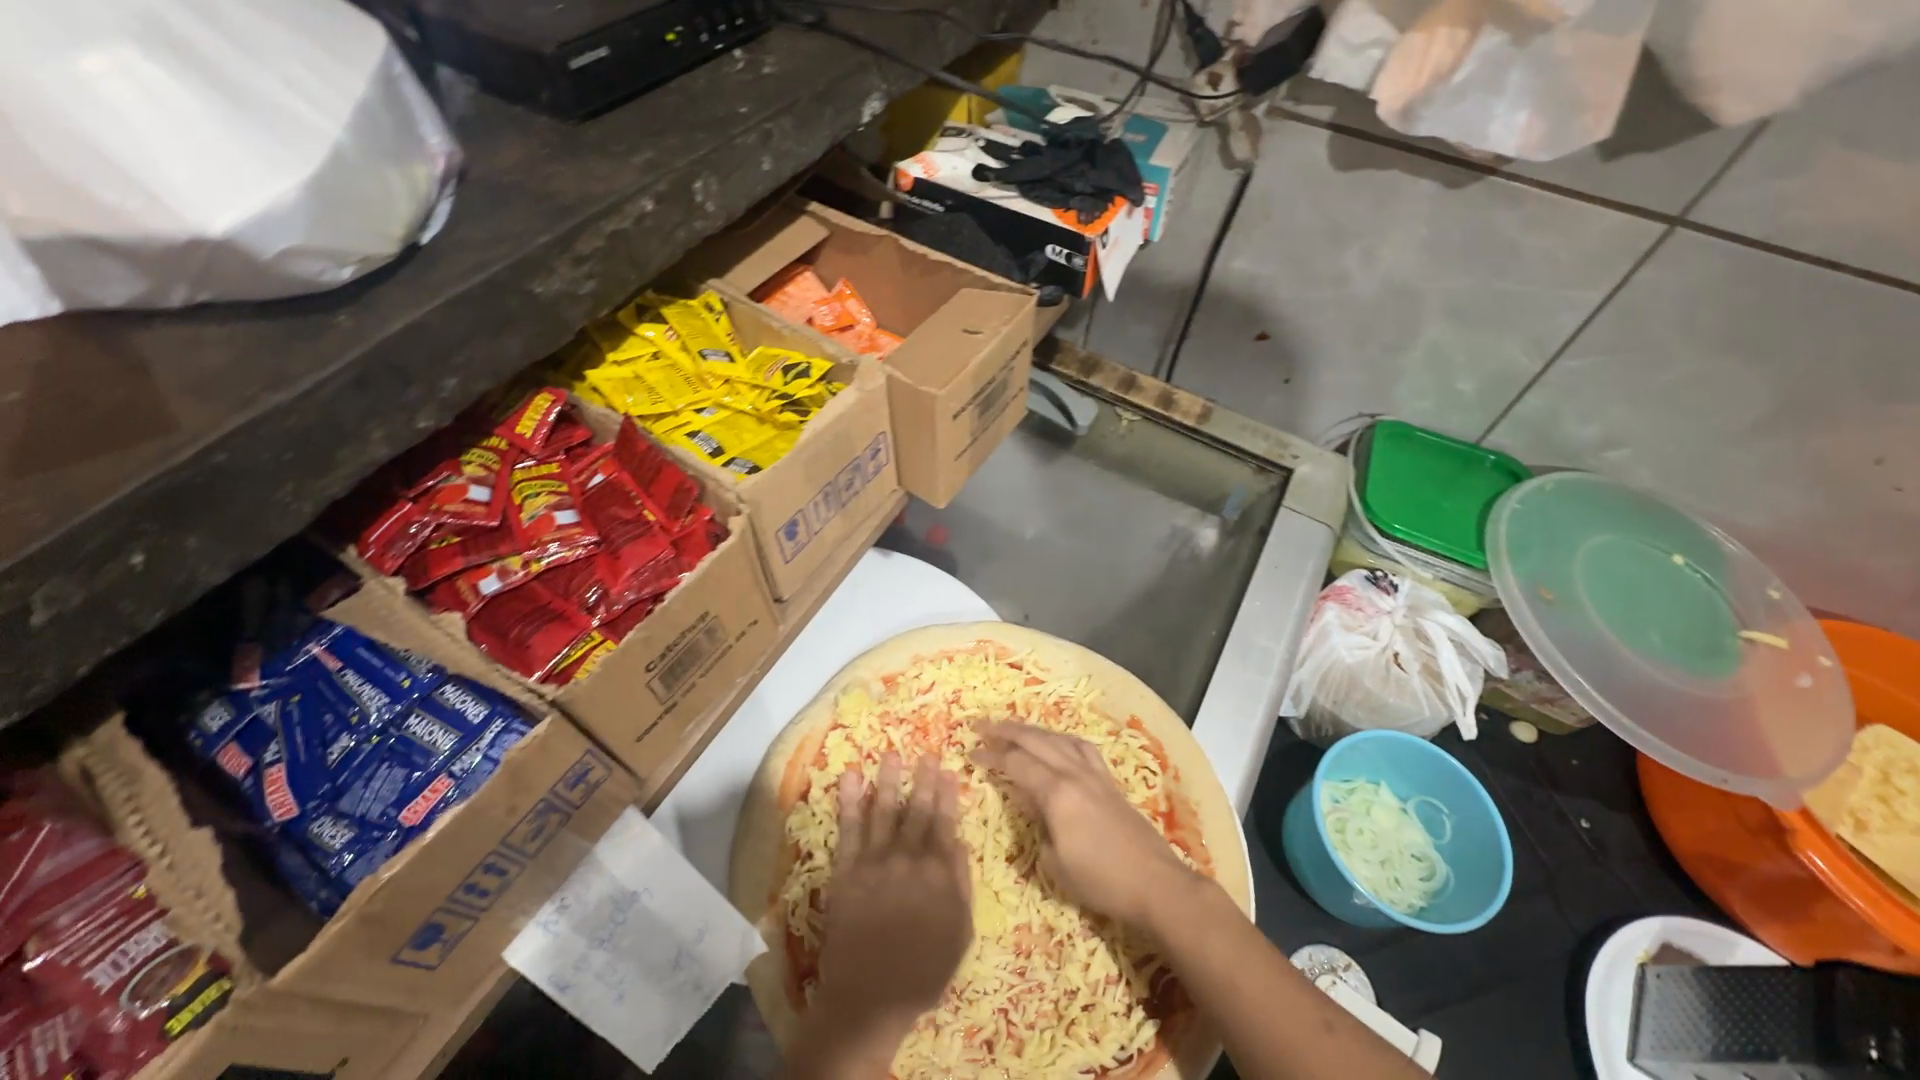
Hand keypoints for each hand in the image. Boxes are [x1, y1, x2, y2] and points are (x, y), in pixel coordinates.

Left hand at [812, 753, 972, 1033]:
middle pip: (917, 812)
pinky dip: (850, 801)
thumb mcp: (960, 932)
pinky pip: (848, 828)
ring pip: (884, 811)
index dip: (947, 796)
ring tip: (891, 754)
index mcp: (939, 874)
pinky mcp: (846, 871)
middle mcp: (908, 859)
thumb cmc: (923, 972)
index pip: (945, 824)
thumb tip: (959, 842)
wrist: (871, 996)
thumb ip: (960, 884)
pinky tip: (852, 779)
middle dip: (923, 781)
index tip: (949, 771)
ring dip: (888, 781)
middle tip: (926, 754)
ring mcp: (875, 862)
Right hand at [972, 722, 1197, 928]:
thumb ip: (1036, 829)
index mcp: (1056, 794)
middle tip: (983, 726)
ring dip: (1034, 731)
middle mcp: (1075, 775)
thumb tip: (1031, 809)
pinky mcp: (1111, 784)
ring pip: (1060, 740)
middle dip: (1007, 731)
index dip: (991, 756)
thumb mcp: (1055, 863)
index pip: (1016, 764)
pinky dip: (1063, 740)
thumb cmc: (1101, 881)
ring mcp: (1096, 776)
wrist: (1156, 884)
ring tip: (1016, 730)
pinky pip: (1082, 749)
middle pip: (1037, 742)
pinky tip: (1058, 744)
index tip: (970, 753)